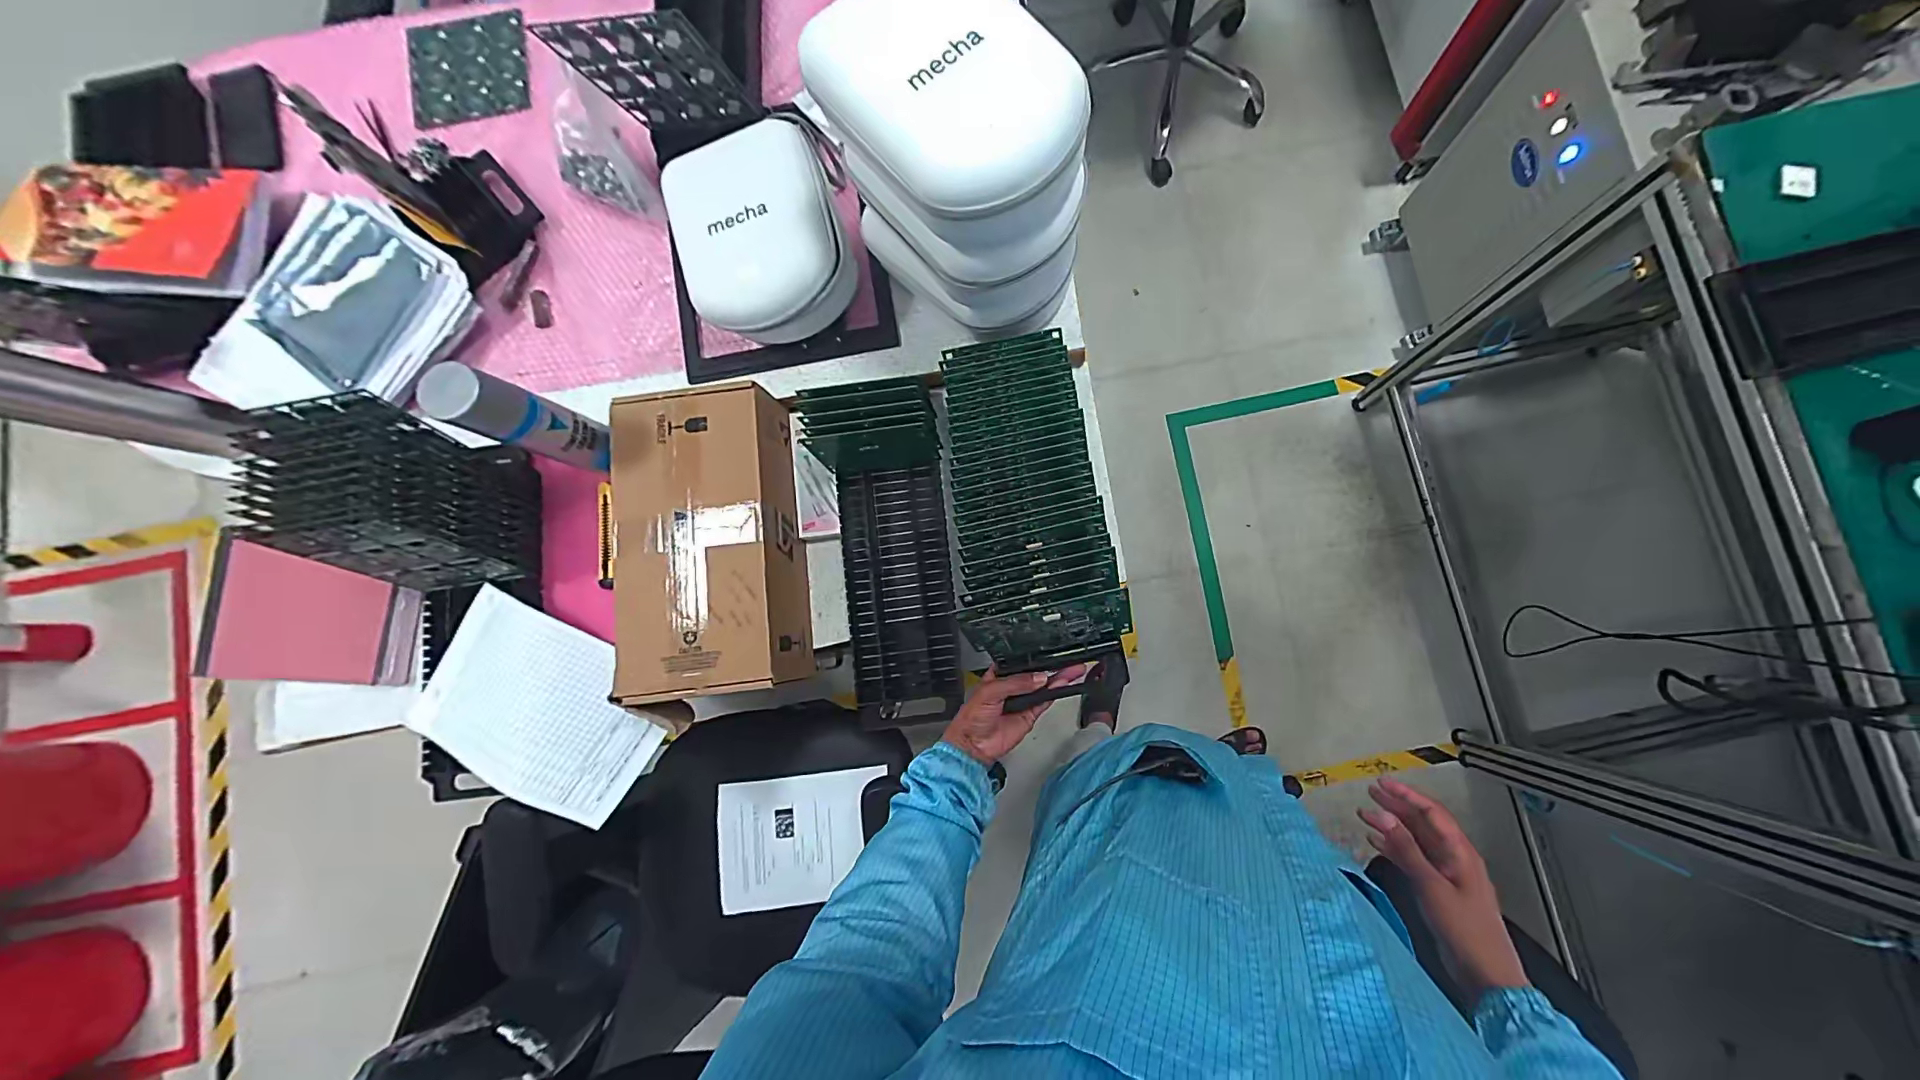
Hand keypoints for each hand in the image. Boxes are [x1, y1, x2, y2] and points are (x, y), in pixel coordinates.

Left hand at [941, 664, 1093, 765]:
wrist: (974, 745)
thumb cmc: (971, 718)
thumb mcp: (990, 692)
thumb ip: (1014, 683)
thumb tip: (1038, 678)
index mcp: (999, 676)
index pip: (1019, 663)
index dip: (1032, 658)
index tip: (1048, 652)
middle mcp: (1012, 687)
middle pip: (1035, 674)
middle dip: (1051, 667)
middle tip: (1067, 660)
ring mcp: (1022, 700)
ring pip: (1044, 687)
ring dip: (1058, 679)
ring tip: (1072, 670)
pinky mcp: (1030, 714)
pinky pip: (1045, 701)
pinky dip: (1055, 693)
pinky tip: (1063, 685)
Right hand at [1359, 777, 1527, 998]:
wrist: (1486, 975)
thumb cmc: (1466, 931)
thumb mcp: (1431, 885)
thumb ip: (1405, 848)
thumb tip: (1382, 815)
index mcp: (1460, 853)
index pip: (1432, 813)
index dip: (1406, 795)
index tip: (1383, 783)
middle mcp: (1454, 859)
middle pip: (1423, 823)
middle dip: (1397, 806)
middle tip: (1372, 792)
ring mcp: (1445, 874)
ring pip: (1415, 840)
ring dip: (1392, 825)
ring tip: (1367, 813)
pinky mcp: (1436, 889)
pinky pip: (1411, 858)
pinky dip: (1393, 847)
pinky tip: (1378, 842)